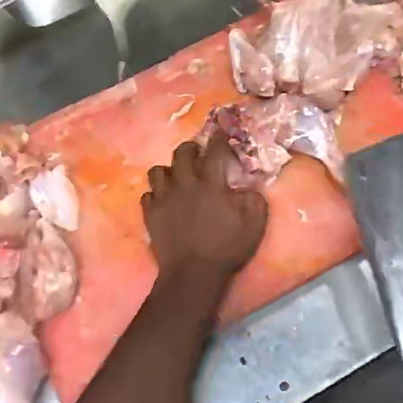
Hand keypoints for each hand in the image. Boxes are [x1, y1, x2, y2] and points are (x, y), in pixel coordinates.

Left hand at [143, 140, 268, 279]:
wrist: (192, 272)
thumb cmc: (227, 248)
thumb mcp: (255, 223)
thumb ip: (254, 198)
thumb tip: (248, 185)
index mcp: (210, 183)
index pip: (214, 150)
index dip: (218, 137)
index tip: (220, 130)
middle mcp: (184, 183)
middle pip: (181, 153)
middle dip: (191, 149)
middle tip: (197, 154)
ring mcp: (163, 197)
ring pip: (158, 170)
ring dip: (169, 170)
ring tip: (176, 177)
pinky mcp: (149, 212)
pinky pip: (148, 194)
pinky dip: (156, 194)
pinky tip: (164, 200)